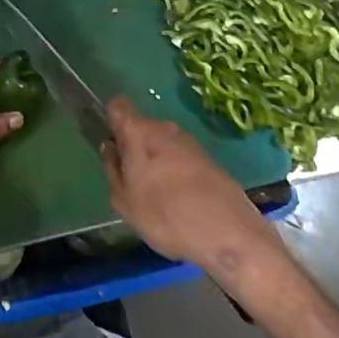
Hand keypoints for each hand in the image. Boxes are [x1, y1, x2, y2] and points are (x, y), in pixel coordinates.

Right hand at [101, 96, 283, 277]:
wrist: (228, 232)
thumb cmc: (165, 215)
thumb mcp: (124, 201)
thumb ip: (112, 169)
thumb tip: (110, 148)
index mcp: (138, 131)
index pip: (117, 105)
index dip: (111, 119)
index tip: (112, 144)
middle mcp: (164, 127)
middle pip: (141, 127)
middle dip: (134, 146)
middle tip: (133, 179)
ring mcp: (189, 141)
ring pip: (162, 143)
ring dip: (156, 160)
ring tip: (158, 195)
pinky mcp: (209, 157)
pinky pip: (181, 157)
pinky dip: (176, 170)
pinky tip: (180, 200)